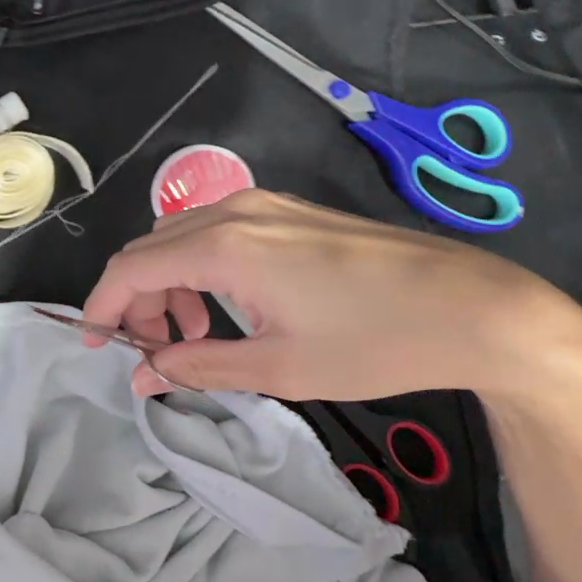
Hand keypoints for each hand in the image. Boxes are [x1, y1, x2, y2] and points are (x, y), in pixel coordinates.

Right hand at [81, 190, 581, 401]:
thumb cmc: (377, 342)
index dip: (103, 305)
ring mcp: (263, 205)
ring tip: (195, 333)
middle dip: (138, 300)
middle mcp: (232, 211)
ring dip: (169, 284)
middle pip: (150, 249)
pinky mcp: (288, 211)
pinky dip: (199, 267)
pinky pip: (214, 231)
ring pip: (179, 237)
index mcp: (223, 246)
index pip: (131, 269)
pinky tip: (231, 304)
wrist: (483, 310)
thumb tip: (142, 376)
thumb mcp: (279, 367)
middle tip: (155, 350)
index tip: (98, 343)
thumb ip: (198, 367)